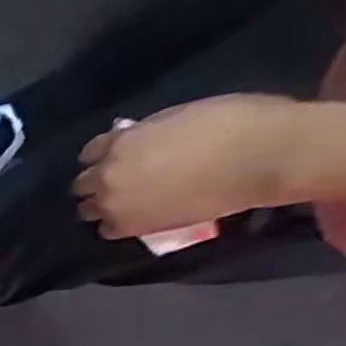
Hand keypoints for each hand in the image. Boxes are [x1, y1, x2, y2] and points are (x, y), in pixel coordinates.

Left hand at [73, 94, 304, 239]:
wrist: (263, 157)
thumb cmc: (234, 124)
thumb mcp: (179, 115)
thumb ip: (146, 133)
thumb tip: (135, 140)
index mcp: (120, 142)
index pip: (89, 152)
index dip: (101, 156)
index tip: (112, 158)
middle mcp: (108, 174)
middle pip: (82, 184)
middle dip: (96, 182)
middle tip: (117, 183)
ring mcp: (114, 203)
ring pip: (87, 209)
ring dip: (101, 205)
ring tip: (124, 202)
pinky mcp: (129, 227)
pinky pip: (106, 230)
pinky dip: (115, 225)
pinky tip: (134, 218)